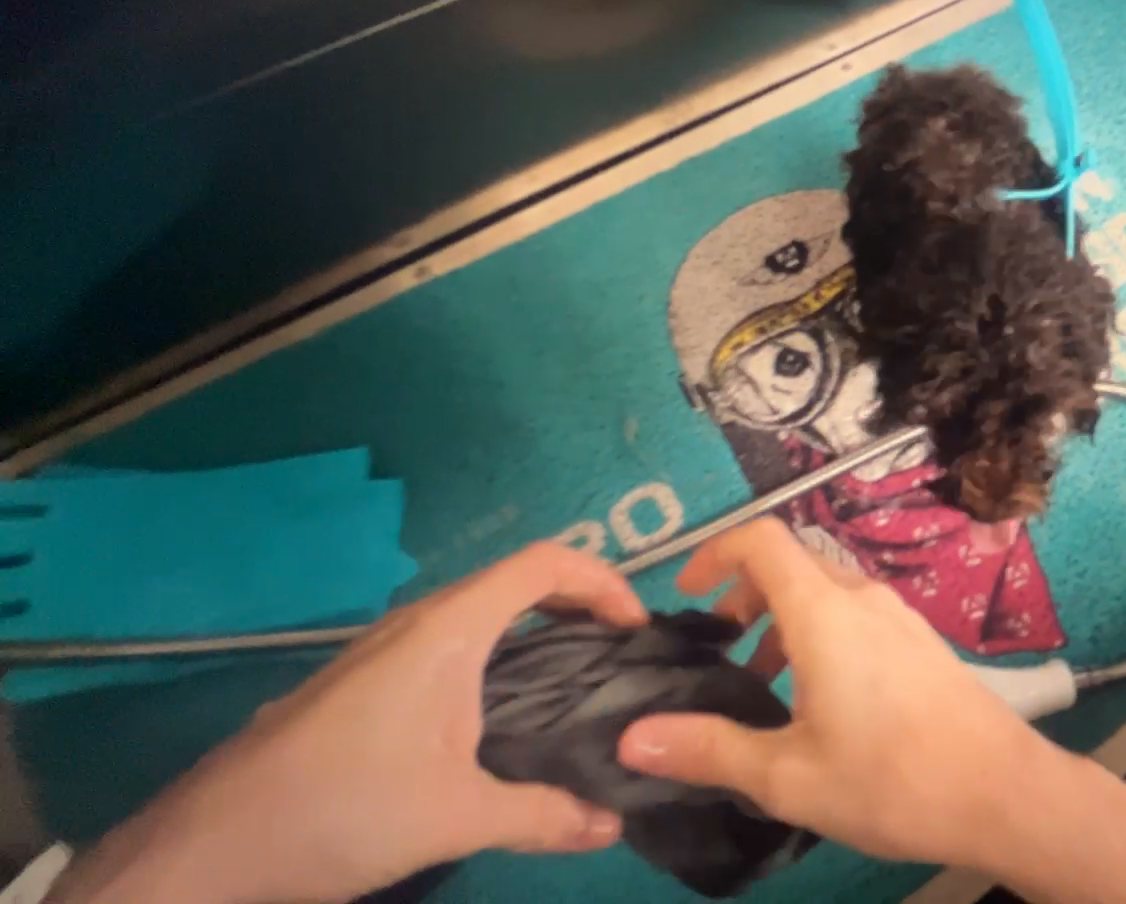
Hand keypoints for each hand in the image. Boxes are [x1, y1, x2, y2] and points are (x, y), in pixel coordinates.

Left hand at [53, 542, 644, 903]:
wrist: (193, 861)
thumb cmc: (336, 814)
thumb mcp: (453, 818)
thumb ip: (543, 815)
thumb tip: (613, 826)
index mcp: (450, 628)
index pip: (547, 563)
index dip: (603, 580)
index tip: (634, 628)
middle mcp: (422, 619)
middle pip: (522, 576)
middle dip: (582, 598)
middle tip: (619, 647)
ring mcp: (389, 644)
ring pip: (487, 603)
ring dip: (542, 619)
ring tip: (577, 668)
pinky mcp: (369, 674)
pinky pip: (459, 631)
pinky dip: (505, 641)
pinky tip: (507, 700)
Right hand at [617, 519, 1059, 869]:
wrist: (1001, 790)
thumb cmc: (889, 779)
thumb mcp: (788, 775)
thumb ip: (709, 749)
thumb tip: (632, 739)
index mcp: (824, 612)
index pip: (762, 539)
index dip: (716, 551)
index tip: (688, 594)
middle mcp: (862, 597)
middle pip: (791, 563)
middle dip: (745, 594)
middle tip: (721, 648)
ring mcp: (897, 614)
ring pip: (824, 589)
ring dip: (783, 618)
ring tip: (764, 682)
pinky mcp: (918, 638)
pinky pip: (855, 612)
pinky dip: (820, 631)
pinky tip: (822, 698)